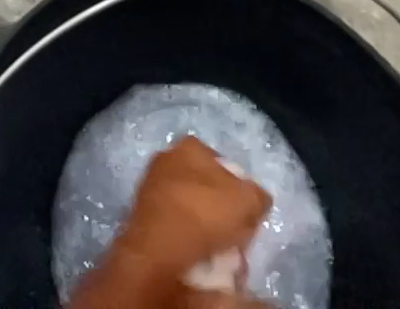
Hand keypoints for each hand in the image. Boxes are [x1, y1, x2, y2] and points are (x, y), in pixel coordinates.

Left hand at [69, 137, 272, 308]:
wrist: (159, 247)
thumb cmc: (205, 212)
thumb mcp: (248, 200)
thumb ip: (257, 196)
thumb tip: (256, 200)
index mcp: (191, 146)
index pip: (224, 164)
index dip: (239, 190)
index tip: (246, 213)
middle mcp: (167, 158)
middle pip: (206, 187)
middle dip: (221, 209)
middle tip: (235, 233)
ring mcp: (151, 185)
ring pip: (191, 208)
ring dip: (205, 226)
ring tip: (218, 250)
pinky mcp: (142, 214)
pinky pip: (175, 225)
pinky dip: (187, 238)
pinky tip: (197, 254)